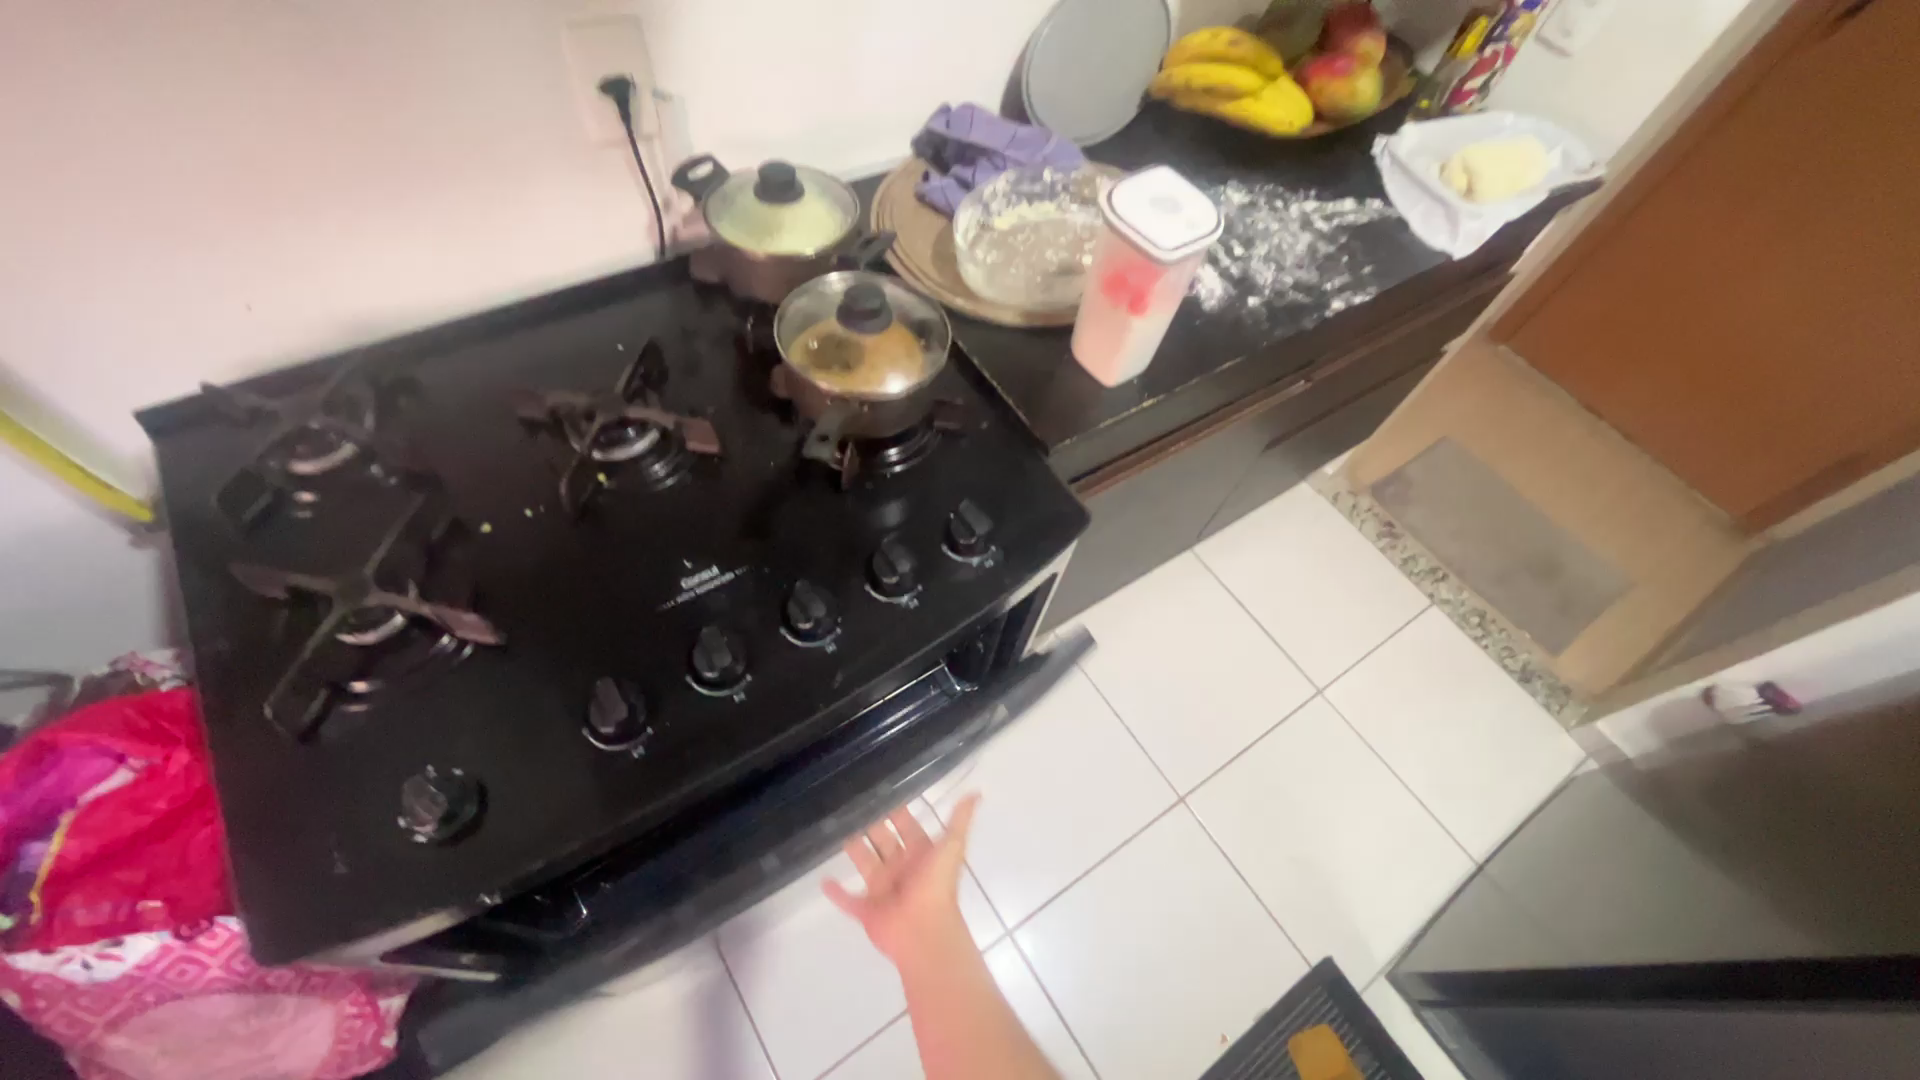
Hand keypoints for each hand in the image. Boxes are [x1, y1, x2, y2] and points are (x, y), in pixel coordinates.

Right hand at [824, 794, 980, 965]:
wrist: (924, 932)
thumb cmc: (937, 886)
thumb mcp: (953, 847)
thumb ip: (960, 820)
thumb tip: (976, 792)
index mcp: (920, 854)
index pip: (906, 825)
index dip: (895, 809)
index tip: (879, 789)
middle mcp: (901, 868)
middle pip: (882, 840)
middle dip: (870, 824)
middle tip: (850, 802)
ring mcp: (883, 889)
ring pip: (865, 862)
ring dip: (853, 848)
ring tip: (835, 828)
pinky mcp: (867, 910)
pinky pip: (848, 900)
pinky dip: (836, 892)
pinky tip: (823, 880)